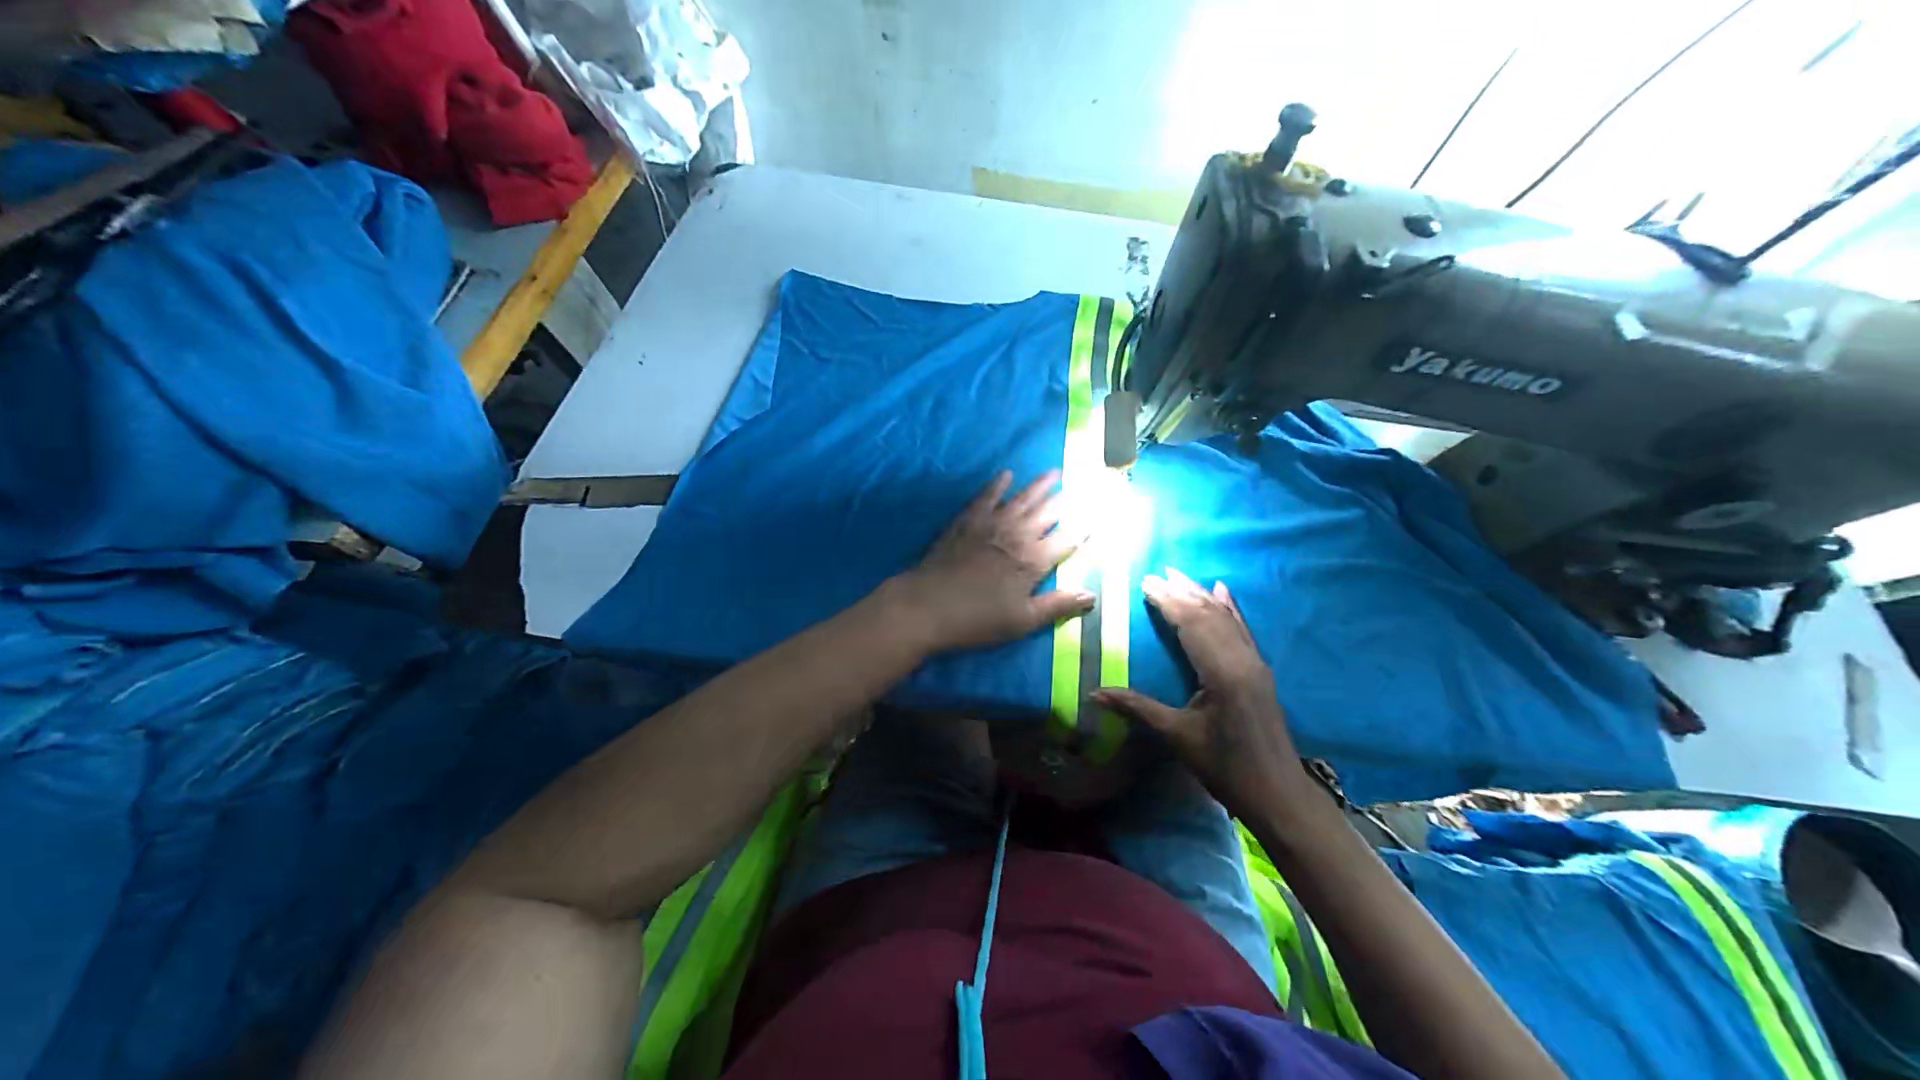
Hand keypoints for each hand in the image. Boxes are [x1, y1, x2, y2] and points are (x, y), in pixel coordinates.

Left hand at [887, 470, 1094, 651]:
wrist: (926, 605)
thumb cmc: (977, 620)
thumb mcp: (1022, 621)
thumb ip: (1058, 606)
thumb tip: (1092, 595)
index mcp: (1034, 562)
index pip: (1068, 539)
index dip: (1086, 525)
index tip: (1101, 512)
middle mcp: (1017, 536)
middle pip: (1048, 513)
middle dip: (1068, 499)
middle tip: (1084, 483)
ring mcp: (991, 524)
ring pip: (1021, 499)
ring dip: (1039, 485)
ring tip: (1055, 472)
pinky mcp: (966, 521)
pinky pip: (986, 497)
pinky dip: (997, 485)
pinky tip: (1006, 475)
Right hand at [1092, 568, 1307, 817]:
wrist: (1278, 794)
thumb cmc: (1225, 768)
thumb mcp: (1178, 737)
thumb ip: (1138, 708)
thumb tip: (1094, 693)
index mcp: (1222, 673)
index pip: (1191, 625)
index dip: (1167, 602)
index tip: (1145, 582)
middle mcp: (1242, 660)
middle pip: (1209, 616)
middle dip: (1181, 593)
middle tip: (1156, 573)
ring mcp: (1255, 664)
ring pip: (1226, 619)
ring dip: (1201, 596)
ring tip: (1180, 575)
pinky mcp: (1260, 672)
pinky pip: (1242, 630)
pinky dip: (1230, 609)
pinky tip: (1223, 591)